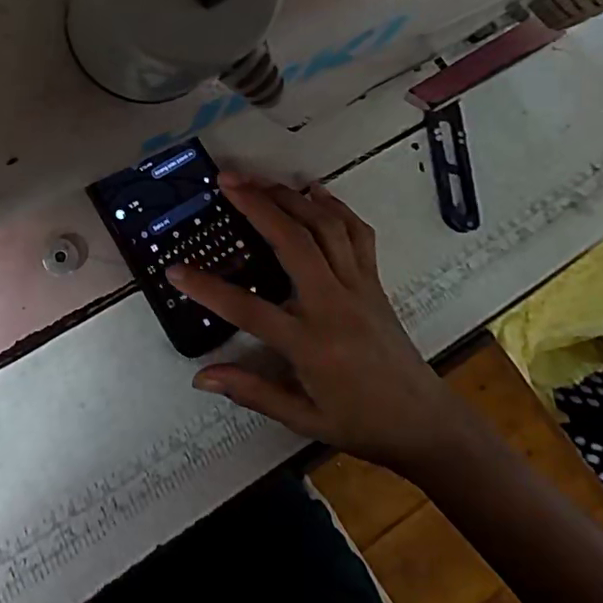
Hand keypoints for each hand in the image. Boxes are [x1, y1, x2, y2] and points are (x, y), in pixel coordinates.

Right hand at [170, 172, 465, 471]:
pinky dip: (336, 207)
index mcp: (310, 344)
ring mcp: (359, 287)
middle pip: (292, 243)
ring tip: (260, 180)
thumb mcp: (302, 419)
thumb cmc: (360, 422)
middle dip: (257, 206)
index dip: (207, 288)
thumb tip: (201, 377)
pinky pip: (357, 234)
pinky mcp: (375, 281)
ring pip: (325, 228)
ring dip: (291, 198)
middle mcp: (334, 306)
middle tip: (227, 181)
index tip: (176, 269)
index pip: (248, 309)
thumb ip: (251, 392)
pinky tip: (315, 191)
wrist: (425, 422)